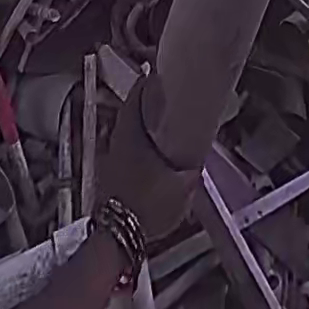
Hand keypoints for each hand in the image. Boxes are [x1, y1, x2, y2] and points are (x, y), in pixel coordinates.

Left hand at [94, 74, 198, 238]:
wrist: (119, 237)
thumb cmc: (148, 205)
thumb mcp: (181, 187)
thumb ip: (192, 169)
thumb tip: (198, 157)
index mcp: (132, 133)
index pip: (135, 96)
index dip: (145, 82)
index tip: (156, 72)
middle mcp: (117, 138)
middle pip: (129, 108)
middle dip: (144, 98)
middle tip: (161, 92)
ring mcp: (111, 155)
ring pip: (125, 126)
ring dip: (139, 117)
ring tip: (158, 116)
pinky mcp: (110, 171)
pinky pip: (123, 143)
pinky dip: (135, 137)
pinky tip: (148, 147)